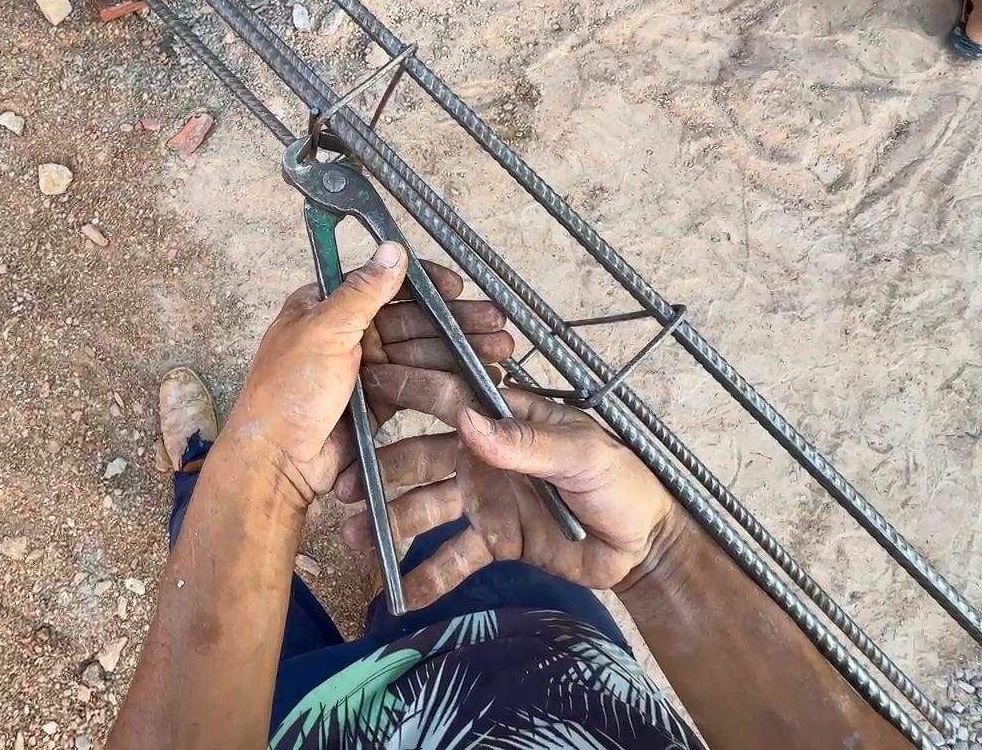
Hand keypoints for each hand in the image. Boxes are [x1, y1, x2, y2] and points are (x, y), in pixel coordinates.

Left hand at [222, 246, 513, 509]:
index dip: (423, 282)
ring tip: (500, 347)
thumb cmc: (288, 391)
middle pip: (409, 318)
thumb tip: (391, 249)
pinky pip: (419, 382)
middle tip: (495, 320)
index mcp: (325, 305)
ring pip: (419, 349)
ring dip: (458, 347)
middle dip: (453, 319)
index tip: (458, 286)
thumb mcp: (324, 332)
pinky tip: (479, 374)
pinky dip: (447, 377)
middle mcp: (347, 331)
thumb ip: (363, 292)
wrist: (278, 461)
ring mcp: (365, 366)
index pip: (381, 282)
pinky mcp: (380, 399)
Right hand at [337, 372, 681, 607]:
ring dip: (390, 523)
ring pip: (425, 507)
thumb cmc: (618, 480)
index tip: (362, 386)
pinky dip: (428, 575)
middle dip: (378, 470)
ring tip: (356, 542)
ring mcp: (482, 498)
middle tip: (339, 487)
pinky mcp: (492, 540)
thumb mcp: (581, 452)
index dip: (404, 389)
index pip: (446, 399)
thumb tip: (465, 420)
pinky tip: (402, 594)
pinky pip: (453, 557)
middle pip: (419, 458)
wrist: (642, 547)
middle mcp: (480, 455)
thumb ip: (523, 440)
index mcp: (501, 420)